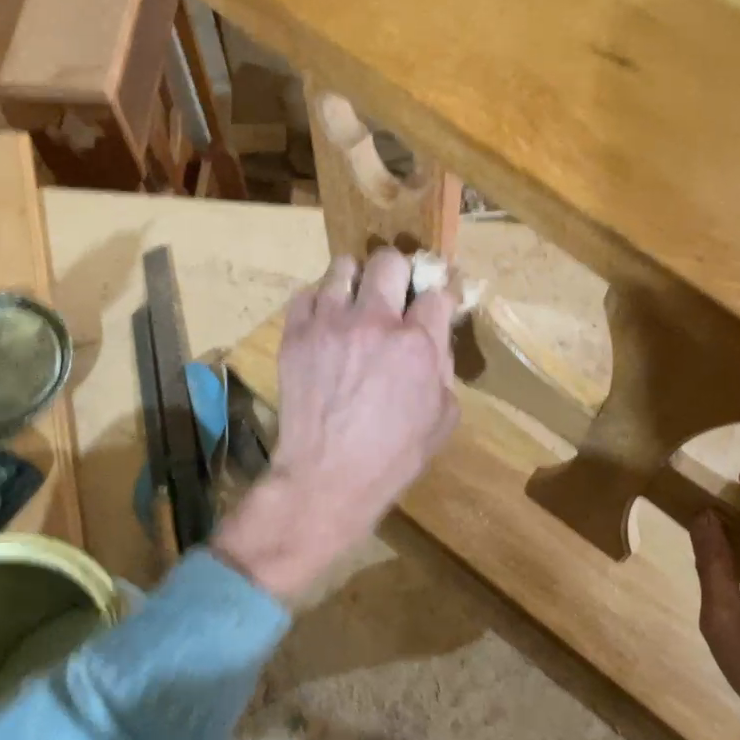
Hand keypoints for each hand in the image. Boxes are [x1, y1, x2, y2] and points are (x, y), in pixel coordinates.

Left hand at [212, 248, 458, 598]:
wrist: (327, 477)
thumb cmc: (393, 457)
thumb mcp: (443, 419)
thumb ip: (443, 370)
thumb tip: (435, 342)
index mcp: (418, 345)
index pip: (436, 293)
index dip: (439, 297)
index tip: (435, 306)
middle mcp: (375, 322)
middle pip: (390, 262)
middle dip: (399, 273)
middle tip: (395, 294)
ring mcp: (330, 324)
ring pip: (343, 267)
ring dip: (356, 281)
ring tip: (355, 303)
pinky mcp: (296, 334)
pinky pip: (307, 294)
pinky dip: (321, 302)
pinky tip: (327, 322)